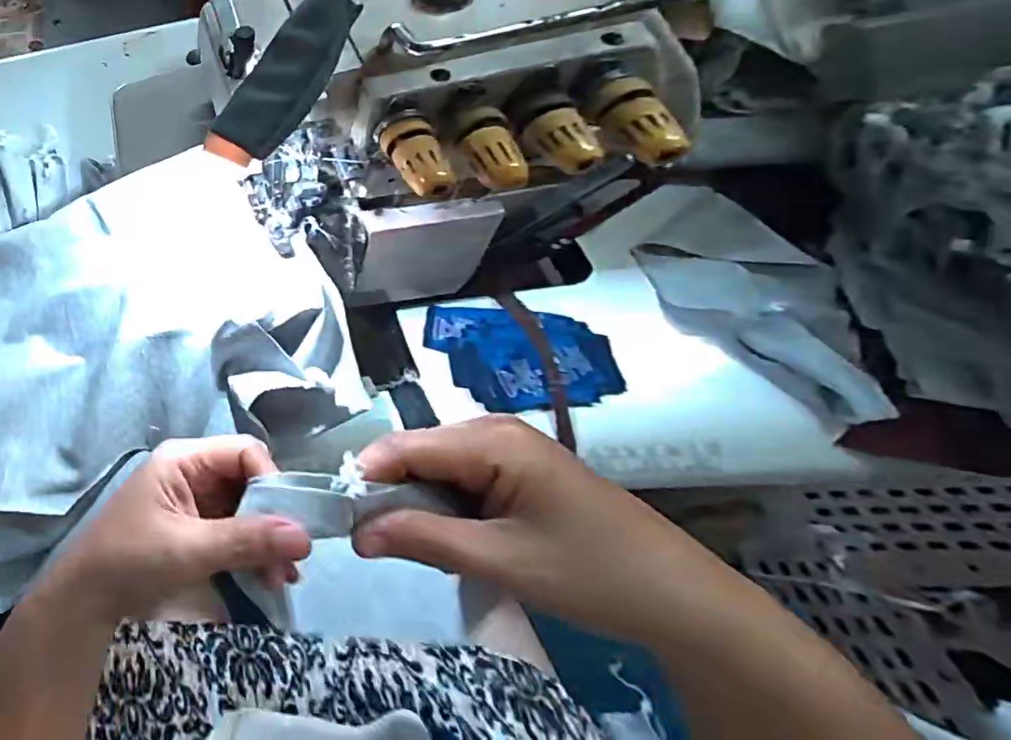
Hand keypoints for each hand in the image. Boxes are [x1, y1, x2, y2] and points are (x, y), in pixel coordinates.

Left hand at [39, 436, 312, 623]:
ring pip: (247, 509)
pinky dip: (255, 553)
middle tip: (292, 563)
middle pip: (249, 481)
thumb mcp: (189, 549)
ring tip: (283, 580)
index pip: (243, 452)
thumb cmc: (131, 559)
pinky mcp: (196, 529)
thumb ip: (245, 540)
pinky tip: (271, 580)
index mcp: (183, 460)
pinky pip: (236, 532)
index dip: (271, 481)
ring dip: (268, 541)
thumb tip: (304, 536)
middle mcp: (191, 472)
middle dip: (273, 519)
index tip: (290, 524)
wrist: (89, 598)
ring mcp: (194, 501)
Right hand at [352, 416, 756, 650]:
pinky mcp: (514, 468)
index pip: (404, 446)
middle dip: (392, 492)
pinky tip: (451, 534)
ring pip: (433, 466)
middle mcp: (491, 429)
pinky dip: (443, 504)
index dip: (368, 478)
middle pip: (415, 452)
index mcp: (491, 439)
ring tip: (416, 541)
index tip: (345, 520)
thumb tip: (356, 535)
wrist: (688, 604)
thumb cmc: (595, 574)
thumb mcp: (502, 561)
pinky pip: (457, 476)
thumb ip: (423, 540)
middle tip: (379, 539)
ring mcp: (505, 446)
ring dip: (417, 501)